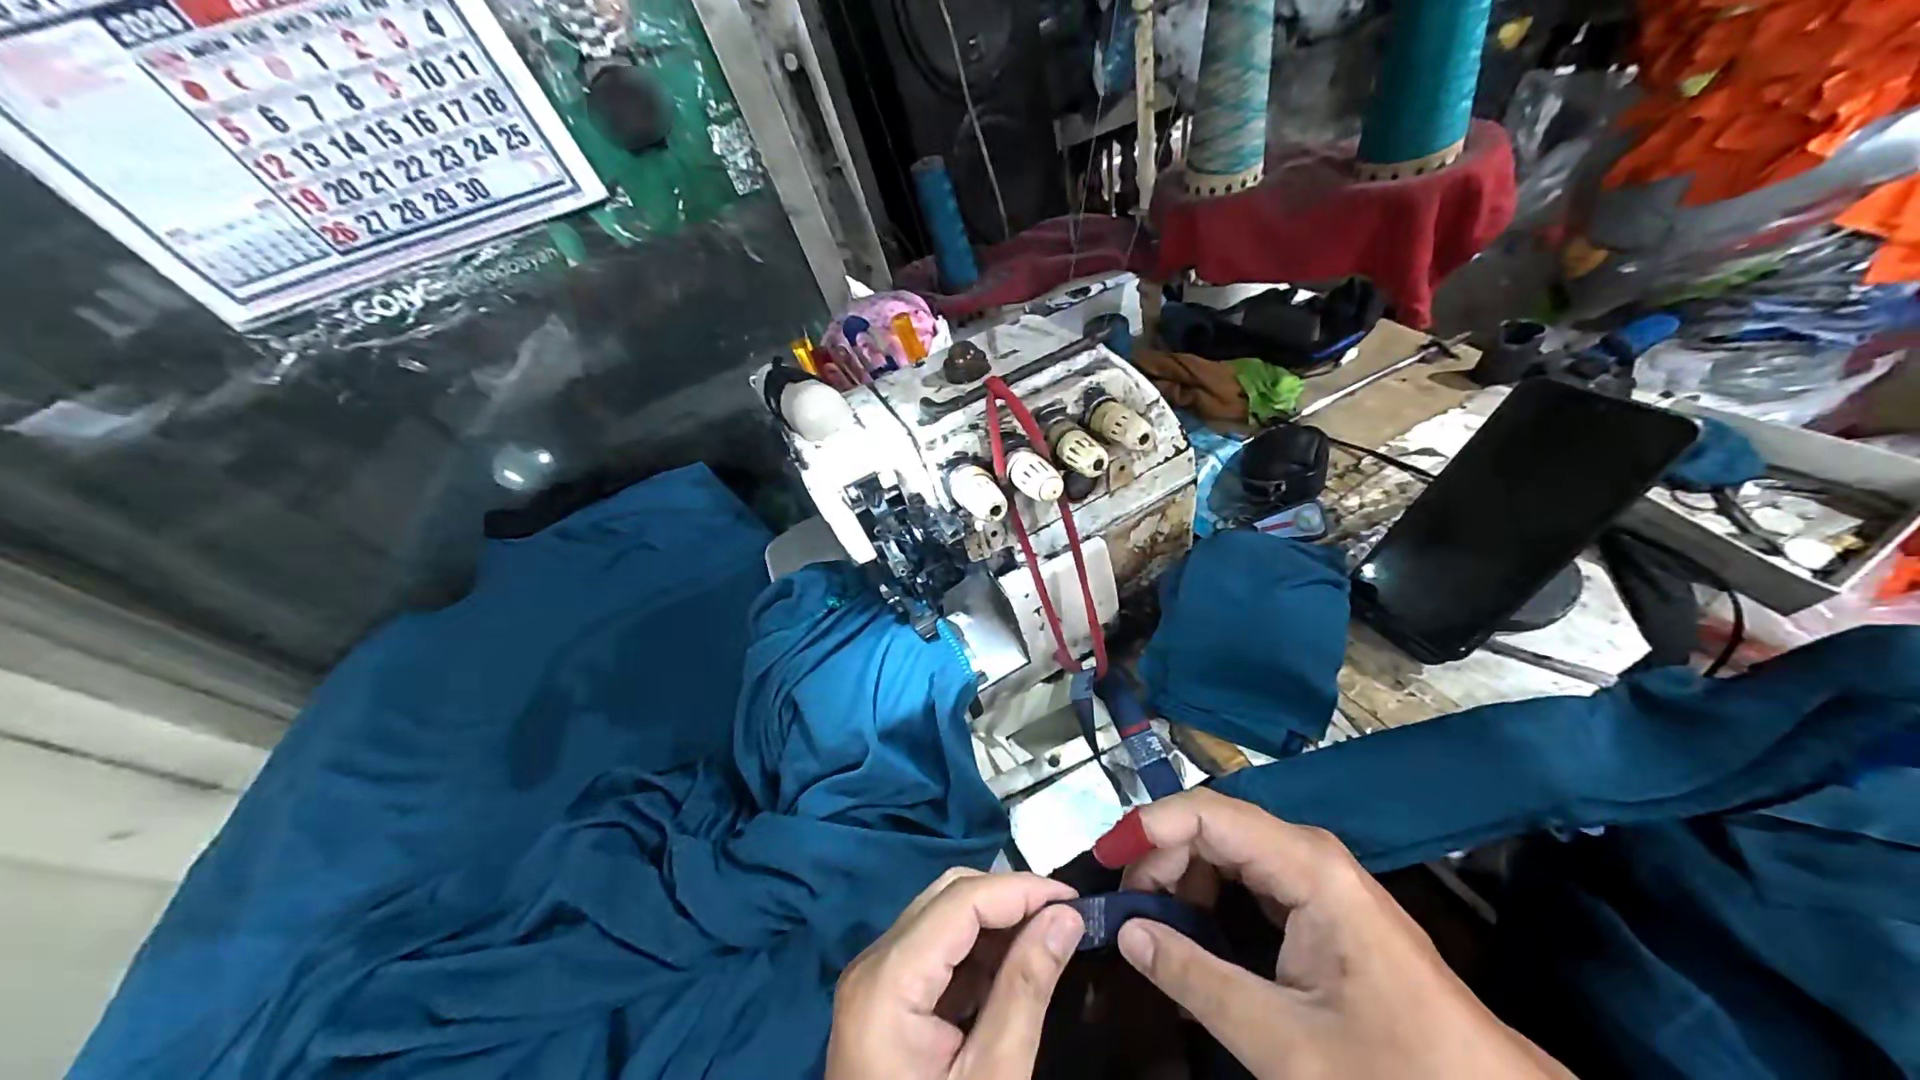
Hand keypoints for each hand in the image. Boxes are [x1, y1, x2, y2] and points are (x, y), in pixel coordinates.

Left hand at [827, 867, 1085, 1079]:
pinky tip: (1014, 965)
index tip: (1075, 900)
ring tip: (1048, 937)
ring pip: (942, 916)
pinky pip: (935, 949)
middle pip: (946, 897)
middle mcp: (873, 963)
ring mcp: (874, 978)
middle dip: (1009, 899)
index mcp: (887, 980)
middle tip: (1064, 918)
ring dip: (996, 921)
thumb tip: (1065, 917)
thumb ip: (1026, 988)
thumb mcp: (992, 1078)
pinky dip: (978, 950)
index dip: (1020, 890)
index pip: (959, 900)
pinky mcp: (884, 995)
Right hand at [1106, 789, 1572, 1079]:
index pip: (1208, 813)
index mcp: (1308, 867)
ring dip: (1181, 878)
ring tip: (1152, 926)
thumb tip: (1125, 931)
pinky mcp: (1318, 901)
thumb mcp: (1284, 1042)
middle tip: (1127, 909)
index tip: (1105, 862)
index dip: (1148, 827)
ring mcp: (1315, 876)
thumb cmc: (1396, 1072)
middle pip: (1213, 825)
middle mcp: (1309, 854)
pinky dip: (1208, 896)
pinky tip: (1192, 934)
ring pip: (1226, 849)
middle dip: (1161, 857)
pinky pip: (1246, 877)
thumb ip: (1196, 979)